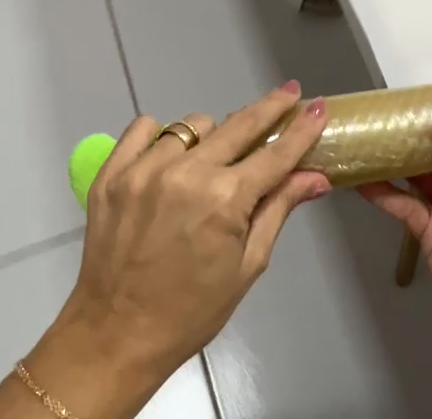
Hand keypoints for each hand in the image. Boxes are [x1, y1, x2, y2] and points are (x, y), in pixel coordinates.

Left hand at [20, 82, 329, 414]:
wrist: (114, 338)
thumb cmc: (192, 311)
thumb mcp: (248, 265)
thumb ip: (279, 209)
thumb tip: (317, 176)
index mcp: (225, 200)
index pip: (276, 153)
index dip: (302, 127)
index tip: (319, 104)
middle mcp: (187, 173)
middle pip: (239, 125)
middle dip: (269, 108)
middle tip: (288, 93)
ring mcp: (144, 169)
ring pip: (193, 125)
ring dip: (212, 135)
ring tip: (214, 157)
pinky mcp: (112, 173)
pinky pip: (143, 128)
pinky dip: (161, 133)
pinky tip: (169, 152)